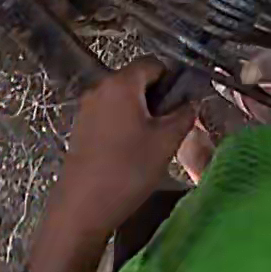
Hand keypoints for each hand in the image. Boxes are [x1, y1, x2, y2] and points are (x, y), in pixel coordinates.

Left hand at [44, 59, 195, 242]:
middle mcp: (100, 88)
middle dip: (157, 98)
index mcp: (121, 83)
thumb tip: (191, 103)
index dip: (172, 79)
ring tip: (153, 143)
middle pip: (136, 80)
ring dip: (142, 113)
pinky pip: (109, 114)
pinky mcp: (80, 128)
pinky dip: (124, 124)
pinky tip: (131, 152)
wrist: (82, 208)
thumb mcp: (167, 141)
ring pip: (123, 99)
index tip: (182, 105)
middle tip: (170, 127)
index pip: (153, 63)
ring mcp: (86, 108)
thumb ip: (184, 115)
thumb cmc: (128, 169)